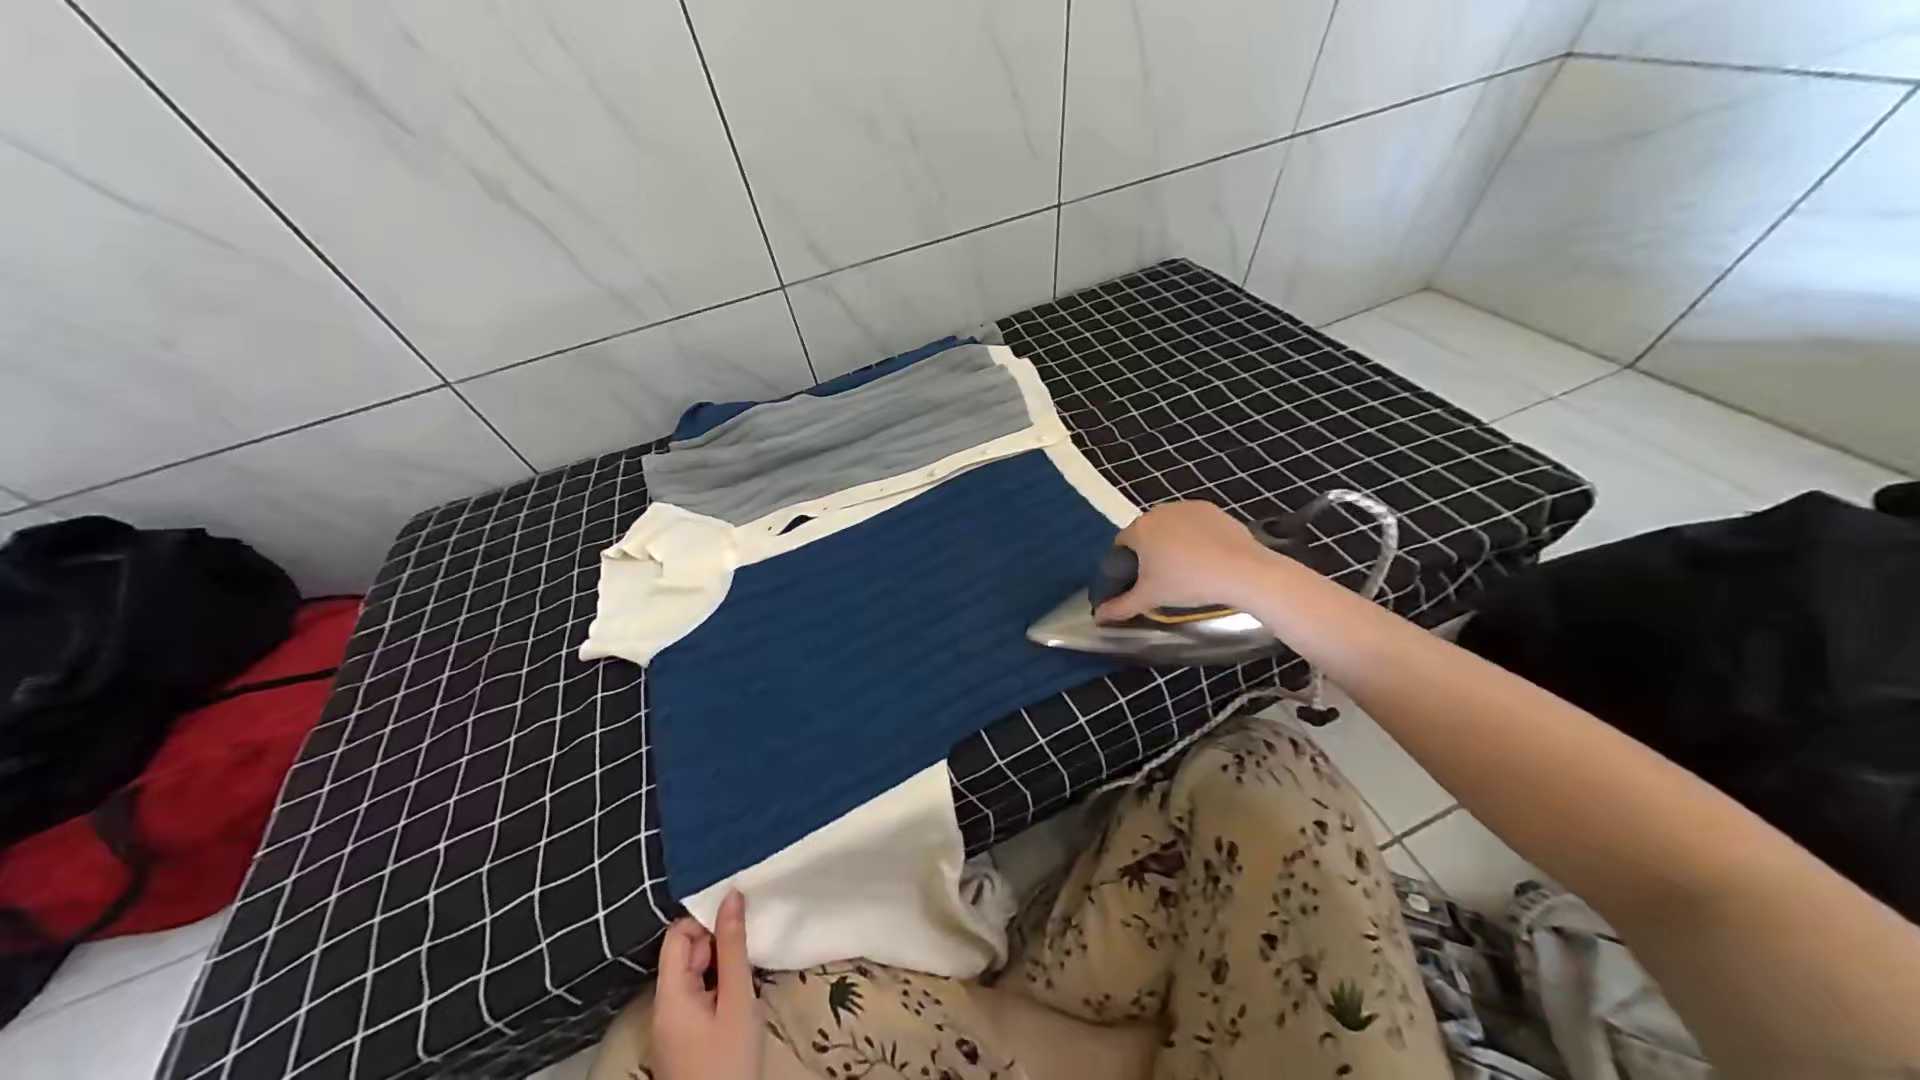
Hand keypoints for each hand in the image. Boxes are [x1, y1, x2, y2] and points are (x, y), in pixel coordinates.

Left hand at [653, 891, 761, 1079]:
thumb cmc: (729, 1063)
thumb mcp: (737, 1001)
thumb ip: (734, 947)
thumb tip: (731, 896)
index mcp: (669, 994)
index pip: (677, 936)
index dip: (705, 920)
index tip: (739, 919)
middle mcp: (664, 1006)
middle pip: (685, 954)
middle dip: (717, 942)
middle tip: (751, 945)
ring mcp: (673, 1025)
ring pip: (695, 975)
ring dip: (721, 964)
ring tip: (751, 967)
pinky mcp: (685, 1039)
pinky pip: (699, 996)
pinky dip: (719, 986)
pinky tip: (742, 993)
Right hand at [1095, 501, 1281, 621]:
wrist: (1242, 570)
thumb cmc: (1188, 582)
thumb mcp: (1150, 598)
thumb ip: (1120, 607)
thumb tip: (1097, 617)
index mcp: (1139, 529)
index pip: (1121, 544)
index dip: (1126, 564)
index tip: (1138, 582)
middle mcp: (1159, 511)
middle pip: (1146, 533)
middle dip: (1150, 552)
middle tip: (1163, 578)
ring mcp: (1187, 507)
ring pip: (1170, 527)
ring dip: (1172, 543)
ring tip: (1187, 568)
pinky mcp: (1212, 509)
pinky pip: (1194, 524)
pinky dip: (1195, 537)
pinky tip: (1206, 557)